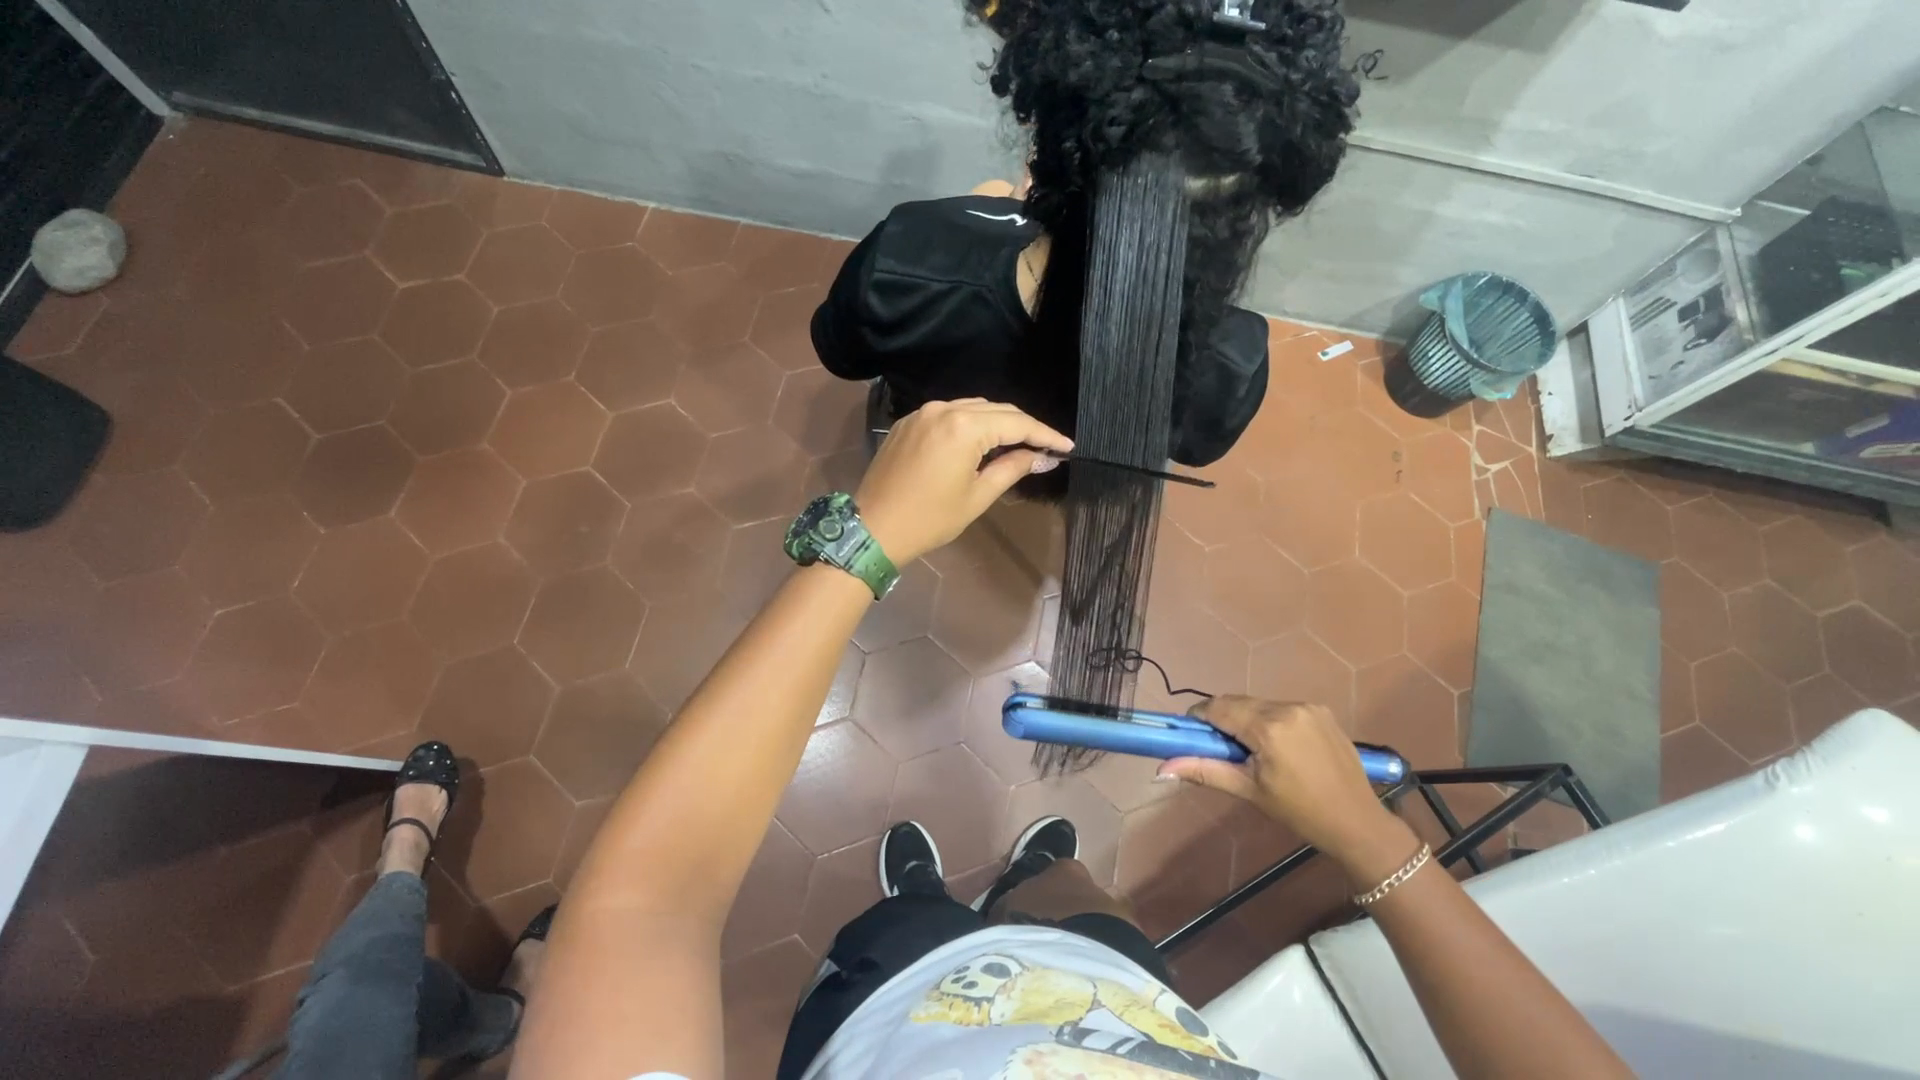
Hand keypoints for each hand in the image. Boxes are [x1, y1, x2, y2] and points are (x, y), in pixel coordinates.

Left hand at [855, 399, 1071, 563]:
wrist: (873, 529)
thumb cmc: (929, 519)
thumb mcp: (977, 496)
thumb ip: (1012, 469)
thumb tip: (1041, 457)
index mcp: (963, 427)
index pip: (1016, 423)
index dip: (1045, 434)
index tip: (1067, 446)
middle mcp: (943, 409)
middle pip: (995, 409)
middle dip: (1023, 426)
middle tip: (1046, 446)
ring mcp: (922, 413)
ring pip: (971, 408)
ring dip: (996, 423)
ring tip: (1017, 444)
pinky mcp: (907, 423)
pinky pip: (948, 415)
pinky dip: (969, 424)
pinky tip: (980, 442)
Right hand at [1158, 696, 1417, 882]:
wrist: (1357, 822)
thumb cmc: (1299, 812)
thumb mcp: (1249, 791)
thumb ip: (1205, 771)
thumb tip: (1161, 768)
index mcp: (1269, 728)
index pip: (1218, 707)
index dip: (1199, 718)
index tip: (1192, 736)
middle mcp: (1288, 707)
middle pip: (1238, 702)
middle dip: (1222, 720)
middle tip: (1220, 750)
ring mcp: (1308, 707)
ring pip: (1259, 704)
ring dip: (1246, 720)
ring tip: (1252, 753)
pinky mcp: (1322, 711)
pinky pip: (1281, 708)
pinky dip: (1269, 721)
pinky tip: (1277, 749)